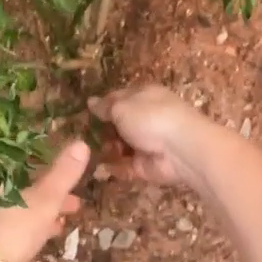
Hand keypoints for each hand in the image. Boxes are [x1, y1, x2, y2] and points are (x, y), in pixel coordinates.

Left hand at [0, 141, 90, 261]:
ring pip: (16, 213)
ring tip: (61, 226)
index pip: (25, 171)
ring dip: (40, 217)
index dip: (52, 176)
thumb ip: (63, 175)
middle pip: (22, 193)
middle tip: (74, 208)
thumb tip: (82, 143)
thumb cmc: (14, 230)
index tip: (73, 185)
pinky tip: (40, 243)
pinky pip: (9, 232)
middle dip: (50, 199)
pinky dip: (27, 232)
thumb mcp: (45, 200)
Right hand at [87, 86, 211, 186]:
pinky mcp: (144, 164)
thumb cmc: (150, 117)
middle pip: (118, 122)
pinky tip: (96, 165)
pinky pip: (123, 164)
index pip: (119, 97)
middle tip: (82, 135)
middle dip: (102, 129)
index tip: (85, 113)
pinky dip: (111, 166)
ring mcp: (145, 142)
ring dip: (106, 147)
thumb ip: (105, 106)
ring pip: (119, 144)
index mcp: (144, 95)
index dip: (102, 105)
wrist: (179, 149)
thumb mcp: (122, 106)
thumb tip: (91, 101)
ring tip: (88, 150)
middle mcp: (145, 117)